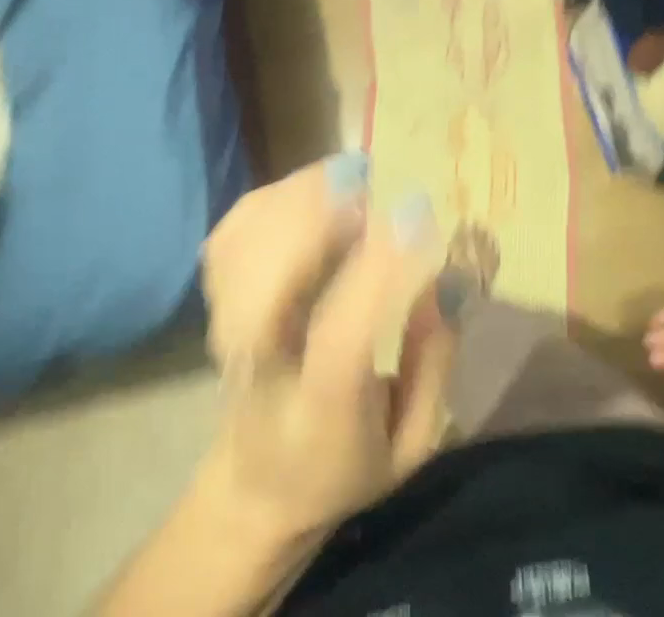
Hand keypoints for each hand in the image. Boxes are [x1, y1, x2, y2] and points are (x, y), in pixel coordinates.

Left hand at [203, 177, 454, 539]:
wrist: (256, 487)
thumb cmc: (344, 467)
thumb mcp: (412, 443)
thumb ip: (432, 363)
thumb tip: (445, 281)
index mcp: (319, 413)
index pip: (339, 342)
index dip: (377, 274)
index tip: (420, 216)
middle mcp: (262, 367)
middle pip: (265, 285)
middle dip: (317, 218)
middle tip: (376, 180)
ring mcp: (228, 330)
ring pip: (245, 247)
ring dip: (297, 197)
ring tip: (353, 176)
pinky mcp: (218, 304)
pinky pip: (232, 235)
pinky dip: (269, 201)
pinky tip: (312, 193)